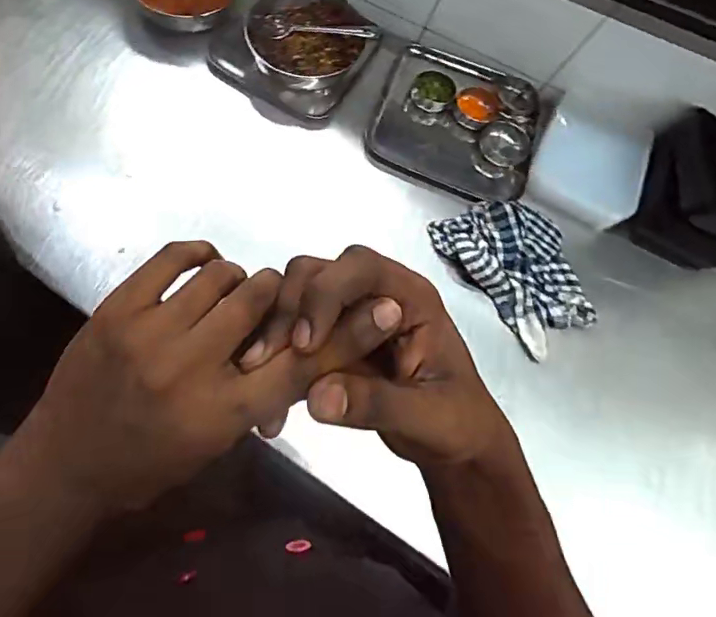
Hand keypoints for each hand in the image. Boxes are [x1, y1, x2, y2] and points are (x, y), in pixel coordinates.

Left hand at [2, 241, 403, 514]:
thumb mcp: (207, 450)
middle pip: (258, 306)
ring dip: (234, 276)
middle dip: (273, 294)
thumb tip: (285, 362)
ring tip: (231, 283)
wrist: (65, 460)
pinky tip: (203, 257)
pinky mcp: (118, 308)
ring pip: (217, 278)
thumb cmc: (141, 466)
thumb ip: (247, 403)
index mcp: (221, 415)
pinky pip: (168, 260)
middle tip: (268, 292)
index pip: (297, 365)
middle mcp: (190, 368)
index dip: (344, 334)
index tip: (378, 308)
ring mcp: (150, 333)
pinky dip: (194, 252)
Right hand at [239, 245, 512, 468]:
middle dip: (288, 310)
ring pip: (293, 292)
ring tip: (257, 371)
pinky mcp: (324, 330)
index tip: (304, 345)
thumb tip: (317, 397)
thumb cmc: (458, 425)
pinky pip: (286, 324)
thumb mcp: (431, 421)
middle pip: (315, 273)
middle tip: (267, 359)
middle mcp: (372, 291)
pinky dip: (270, 347)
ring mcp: (345, 308)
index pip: (360, 268)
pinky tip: (261, 385)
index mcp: (408, 296)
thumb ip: (377, 404)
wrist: (455, 448)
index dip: (326, 295)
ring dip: (271, 327)